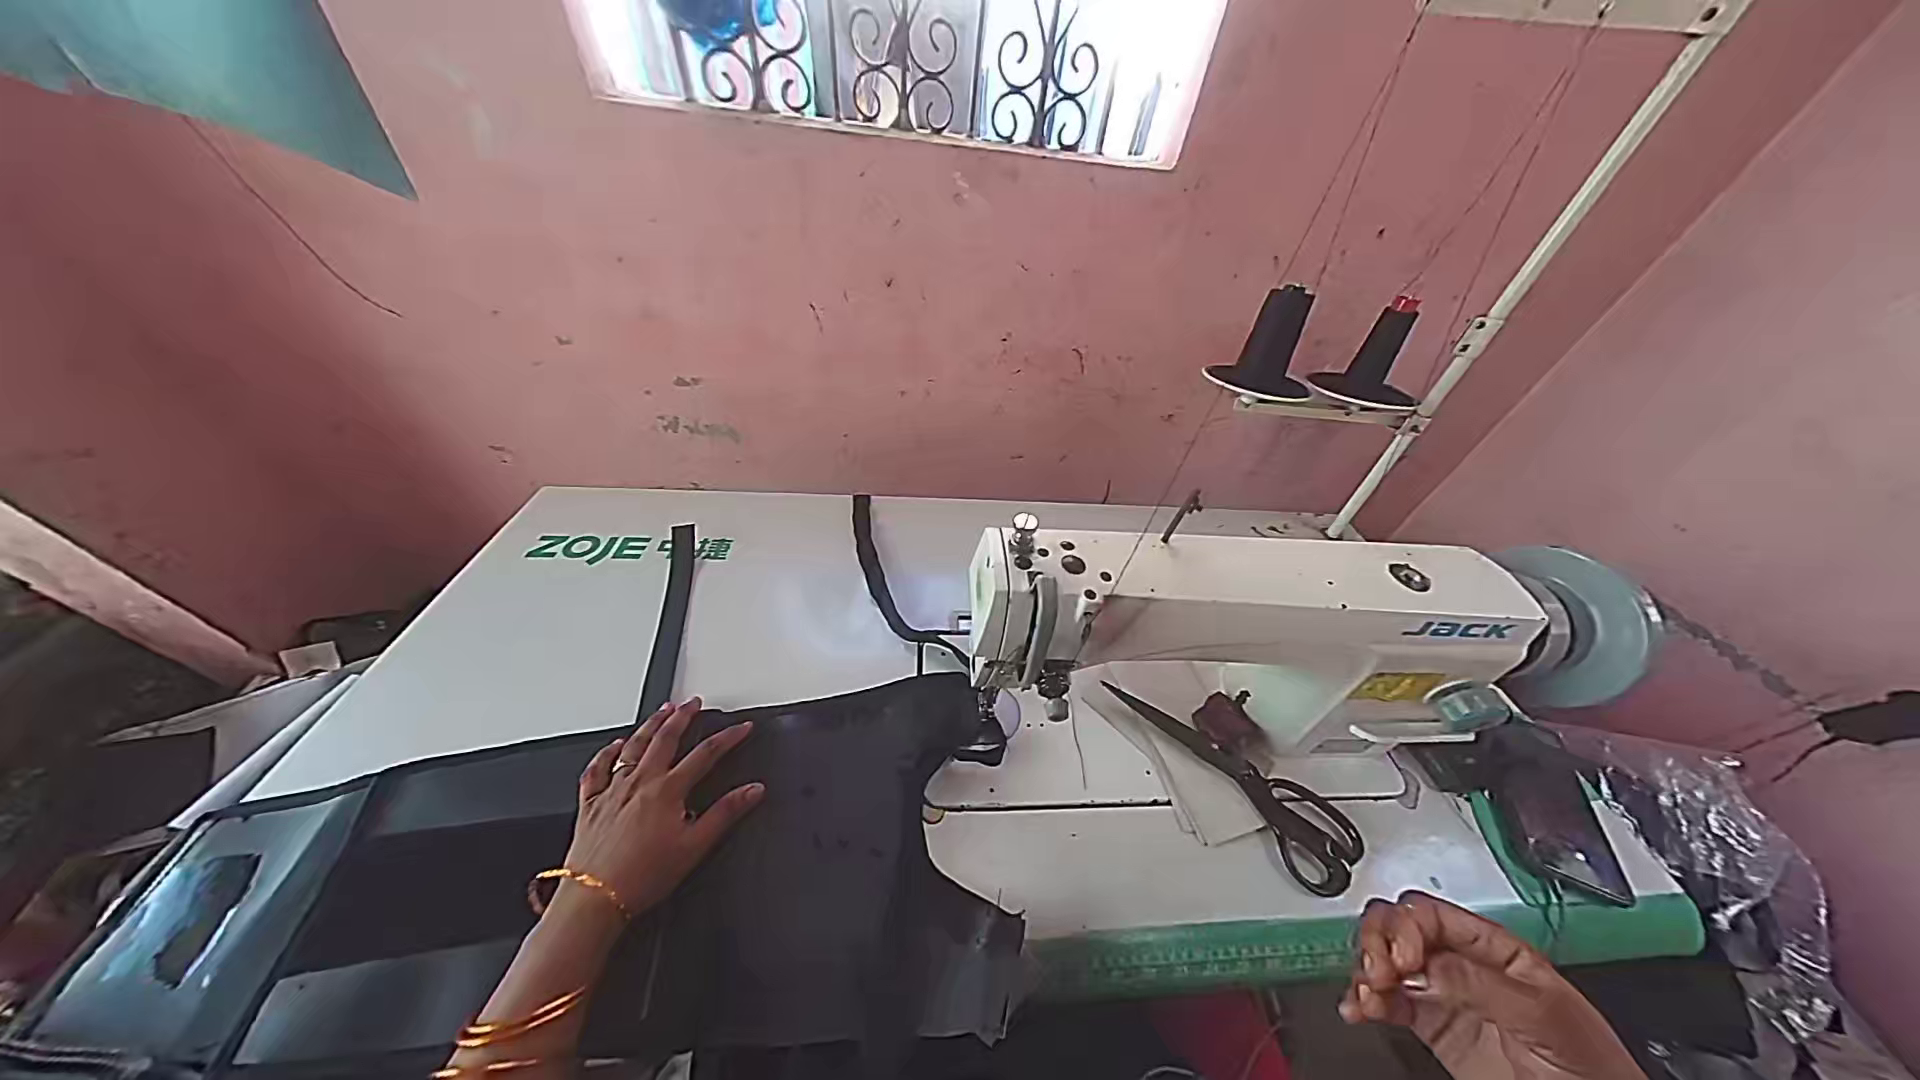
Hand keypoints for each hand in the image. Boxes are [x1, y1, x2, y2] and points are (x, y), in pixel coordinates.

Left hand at [565, 698, 763, 919]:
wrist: (593, 901)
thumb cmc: (641, 877)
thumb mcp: (695, 846)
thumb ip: (726, 813)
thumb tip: (752, 791)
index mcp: (667, 791)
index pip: (706, 753)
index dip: (728, 737)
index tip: (741, 728)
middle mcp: (639, 783)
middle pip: (665, 738)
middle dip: (683, 716)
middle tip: (694, 703)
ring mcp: (612, 791)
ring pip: (633, 746)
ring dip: (650, 724)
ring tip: (662, 710)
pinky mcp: (590, 805)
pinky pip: (596, 770)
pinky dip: (605, 754)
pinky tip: (613, 746)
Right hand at [1340, 891, 1643, 1079]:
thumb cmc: (1594, 1072)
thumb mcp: (1544, 1016)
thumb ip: (1481, 982)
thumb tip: (1424, 964)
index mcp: (1491, 948)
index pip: (1428, 913)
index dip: (1406, 927)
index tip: (1403, 957)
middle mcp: (1459, 963)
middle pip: (1395, 927)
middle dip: (1376, 943)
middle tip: (1379, 972)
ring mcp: (1442, 993)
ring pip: (1382, 960)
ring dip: (1364, 971)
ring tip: (1367, 996)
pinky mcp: (1429, 1025)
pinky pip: (1383, 1000)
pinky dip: (1362, 1001)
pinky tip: (1358, 1009)